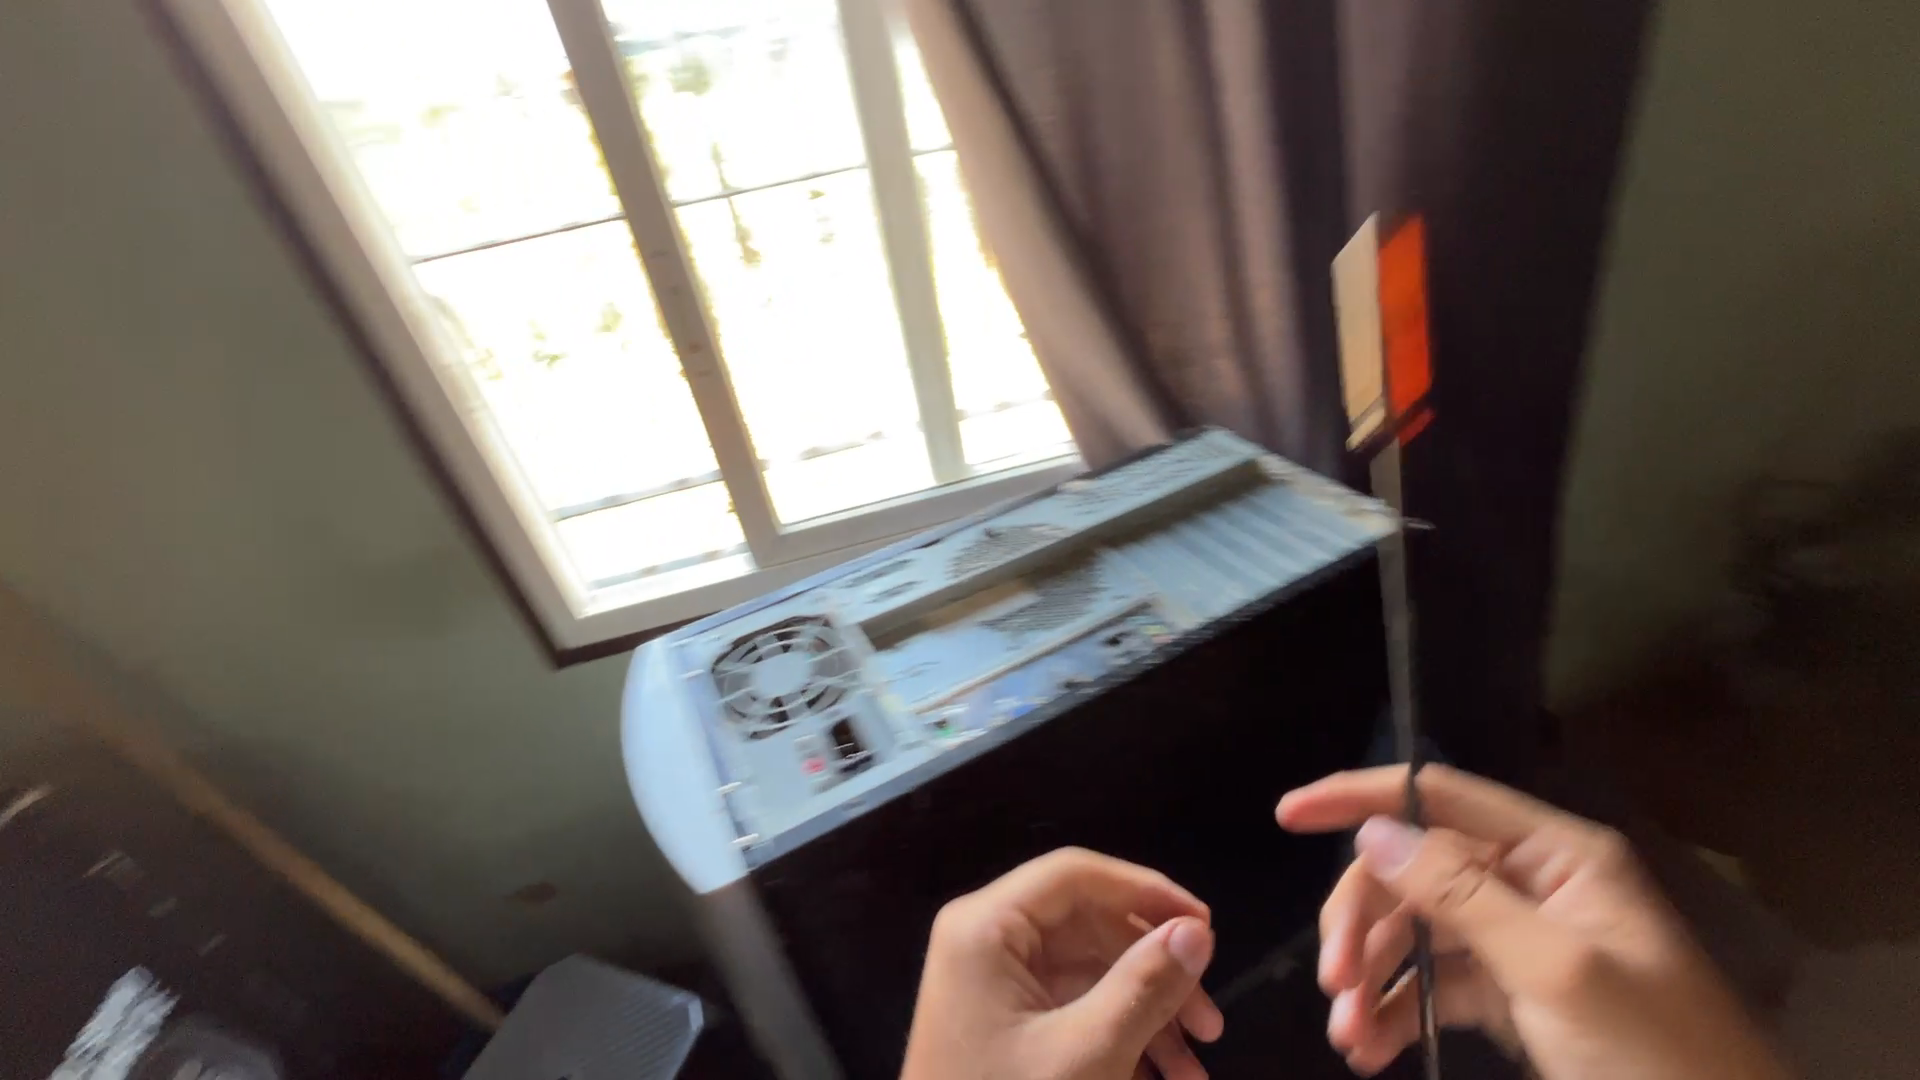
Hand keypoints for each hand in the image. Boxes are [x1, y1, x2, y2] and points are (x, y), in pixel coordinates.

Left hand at [900, 848, 1224, 1079]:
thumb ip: (1144, 986)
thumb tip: (1197, 932)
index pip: (1074, 874)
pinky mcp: (1004, 1016)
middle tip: (1210, 1021)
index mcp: (986, 924)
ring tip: (1196, 1068)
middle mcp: (986, 936)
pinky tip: (1163, 1075)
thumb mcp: (1086, 1055)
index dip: (1145, 890)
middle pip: (1085, 921)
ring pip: (1086, 967)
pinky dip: (1117, 1030)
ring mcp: (993, 977)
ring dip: (1144, 1009)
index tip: (1205, 926)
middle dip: (1152, 967)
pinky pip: (1071, 1001)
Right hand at [1277, 765, 1790, 1079]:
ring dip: (1369, 973)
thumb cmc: (1661, 1066)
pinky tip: (1368, 1045)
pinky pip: (1430, 982)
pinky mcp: (1509, 994)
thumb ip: (1461, 894)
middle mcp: (1527, 883)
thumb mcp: (1559, 974)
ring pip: (1411, 929)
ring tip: (1347, 1032)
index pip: (1435, 795)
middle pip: (1409, 871)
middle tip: (1333, 979)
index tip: (1288, 816)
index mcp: (1553, 856)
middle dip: (1363, 922)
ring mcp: (1516, 939)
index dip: (1357, 797)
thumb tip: (1371, 832)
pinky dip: (1393, 1008)